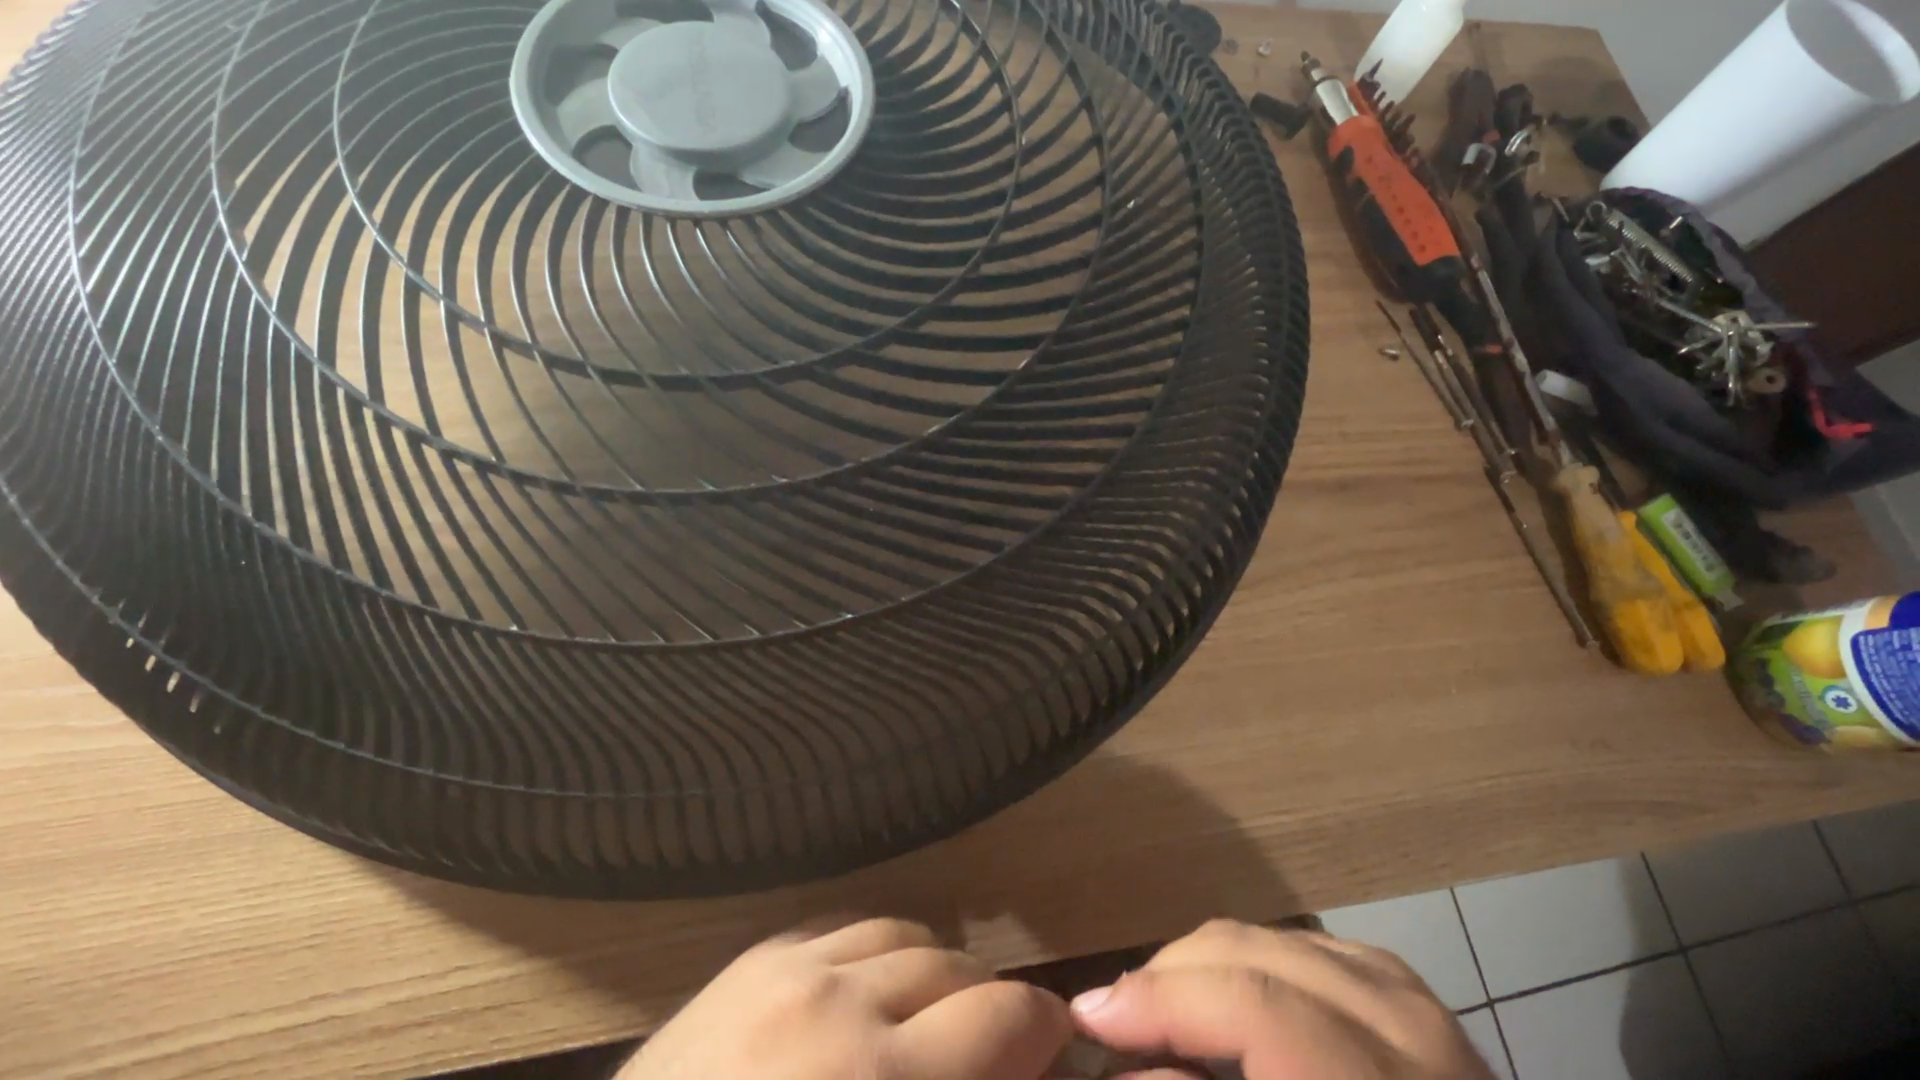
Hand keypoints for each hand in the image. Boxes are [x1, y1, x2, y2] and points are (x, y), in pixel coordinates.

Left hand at [616, 917, 1071, 1079]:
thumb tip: (1021, 1066)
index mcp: (883, 1079)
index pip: (1008, 1017)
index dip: (1044, 1031)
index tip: (1047, 1054)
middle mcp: (842, 1004)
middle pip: (960, 968)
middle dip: (988, 1008)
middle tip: (984, 1052)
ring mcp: (789, 970)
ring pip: (905, 933)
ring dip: (932, 972)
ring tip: (927, 1016)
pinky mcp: (751, 960)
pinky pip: (843, 925)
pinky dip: (875, 952)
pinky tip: (867, 989)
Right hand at [1069, 920, 1493, 1078]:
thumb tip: (1124, 1065)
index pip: (1258, 1006)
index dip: (1161, 1002)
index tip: (1088, 1020)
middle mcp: (1415, 1034)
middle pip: (1260, 953)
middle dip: (1169, 977)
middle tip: (1113, 1022)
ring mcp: (1426, 1009)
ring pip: (1281, 938)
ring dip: (1207, 965)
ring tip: (1161, 1009)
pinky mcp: (1421, 1002)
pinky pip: (1316, 947)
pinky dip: (1256, 961)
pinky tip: (1230, 993)